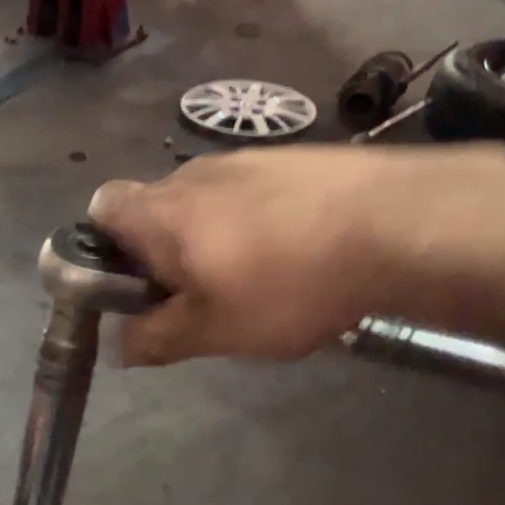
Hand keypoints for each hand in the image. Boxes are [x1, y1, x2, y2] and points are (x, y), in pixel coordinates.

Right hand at [88, 146, 404, 365]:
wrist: (403, 224)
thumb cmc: (286, 283)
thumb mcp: (212, 331)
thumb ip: (155, 338)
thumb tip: (119, 345)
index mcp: (161, 212)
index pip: (101, 208)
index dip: (103, 247)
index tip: (132, 285)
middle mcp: (195, 174)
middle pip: (156, 209)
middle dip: (164, 251)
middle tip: (197, 297)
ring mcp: (251, 159)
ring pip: (209, 203)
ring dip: (214, 238)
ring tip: (257, 280)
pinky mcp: (299, 159)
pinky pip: (256, 194)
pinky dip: (260, 223)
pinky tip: (299, 256)